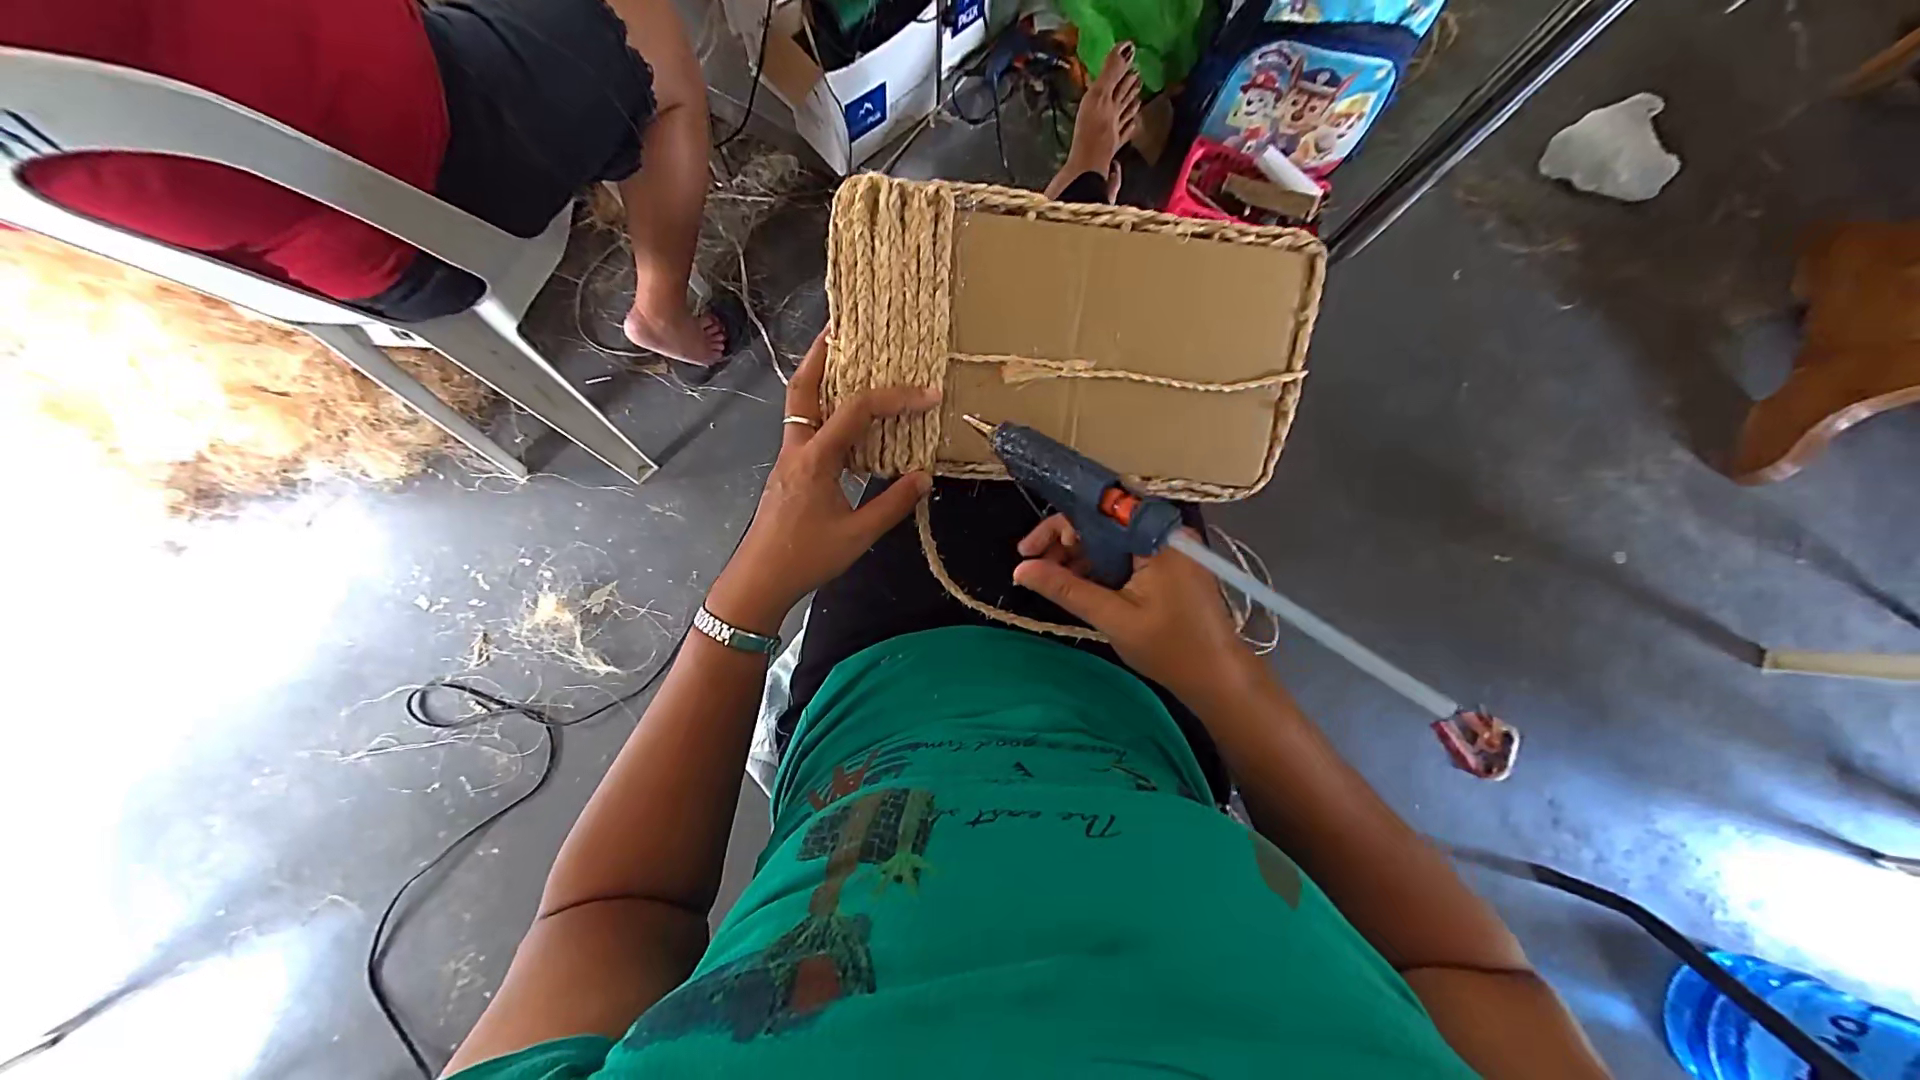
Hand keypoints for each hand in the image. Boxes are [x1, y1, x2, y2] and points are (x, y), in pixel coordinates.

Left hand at [705, 331, 937, 633]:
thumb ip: (892, 503)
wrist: (759, 579)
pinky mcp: (788, 470)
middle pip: (804, 386)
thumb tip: (923, 476)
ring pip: (799, 403)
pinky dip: (822, 407)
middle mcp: (798, 447)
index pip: (858, 410)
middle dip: (822, 353)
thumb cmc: (806, 557)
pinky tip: (841, 416)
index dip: (896, 397)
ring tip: (842, 358)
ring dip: (818, 376)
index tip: (929, 395)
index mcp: (816, 458)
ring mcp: (789, 457)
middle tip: (842, 327)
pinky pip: (805, 425)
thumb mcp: (858, 534)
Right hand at [1012, 514, 1259, 704]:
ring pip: (1111, 539)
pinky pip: (1125, 554)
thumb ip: (1066, 589)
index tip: (1029, 550)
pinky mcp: (1169, 565)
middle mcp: (1165, 533)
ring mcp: (1169, 548)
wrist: (1220, 679)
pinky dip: (1099, 566)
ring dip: (1079, 555)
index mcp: (1157, 538)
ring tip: (1051, 580)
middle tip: (1034, 568)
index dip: (1058, 524)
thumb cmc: (1172, 649)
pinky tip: (1078, 585)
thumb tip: (1021, 569)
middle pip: (1103, 521)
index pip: (1098, 509)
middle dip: (1064, 541)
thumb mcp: (1113, 618)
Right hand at [1063, 42, 1140, 178]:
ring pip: (1123, 121)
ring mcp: (1111, 140)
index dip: (1125, 73)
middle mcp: (1114, 121)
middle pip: (1123, 102)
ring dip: (1129, 110)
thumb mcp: (1099, 95)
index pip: (1120, 85)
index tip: (1131, 62)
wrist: (1084, 172)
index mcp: (1111, 105)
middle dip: (1129, 90)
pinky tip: (1128, 137)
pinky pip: (1118, 144)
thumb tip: (1128, 46)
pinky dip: (1124, 136)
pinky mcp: (1105, 158)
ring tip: (1136, 102)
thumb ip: (1112, 71)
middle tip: (1137, 79)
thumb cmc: (1089, 134)